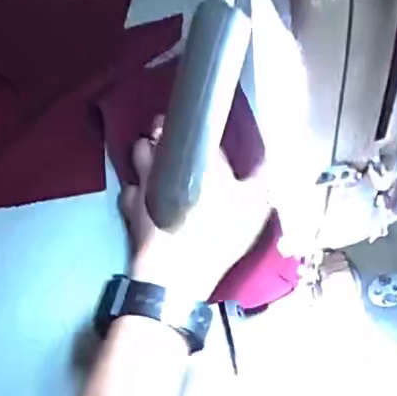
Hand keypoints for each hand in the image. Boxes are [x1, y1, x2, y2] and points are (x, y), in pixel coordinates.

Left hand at [119, 119, 271, 303]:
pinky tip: (144, 200)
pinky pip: (128, 188)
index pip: (198, 128)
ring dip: (147, 156)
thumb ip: (262, 179)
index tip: (206, 142)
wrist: (180, 267)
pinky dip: (135, 191)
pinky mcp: (129, 204)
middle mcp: (167, 157)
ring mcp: (144, 180)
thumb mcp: (254, 208)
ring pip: (139, 152)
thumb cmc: (220, 235)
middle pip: (161, 131)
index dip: (201, 132)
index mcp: (201, 154)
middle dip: (167, 136)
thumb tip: (268, 159)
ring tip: (161, 170)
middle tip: (179, 152)